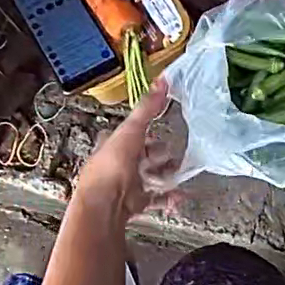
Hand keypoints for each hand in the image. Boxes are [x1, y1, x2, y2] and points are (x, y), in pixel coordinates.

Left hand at [73, 79, 174, 225]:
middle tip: (174, 152)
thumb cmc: (113, 165)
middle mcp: (117, 164)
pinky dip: (169, 198)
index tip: (159, 130)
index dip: (143, 131)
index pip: (128, 134)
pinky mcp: (135, 203)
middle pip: (141, 156)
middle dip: (158, 154)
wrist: (104, 204)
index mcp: (111, 145)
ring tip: (180, 172)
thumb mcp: (131, 131)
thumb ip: (148, 108)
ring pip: (149, 177)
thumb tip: (163, 80)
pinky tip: (180, 196)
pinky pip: (155, 199)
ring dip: (166, 175)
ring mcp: (125, 185)